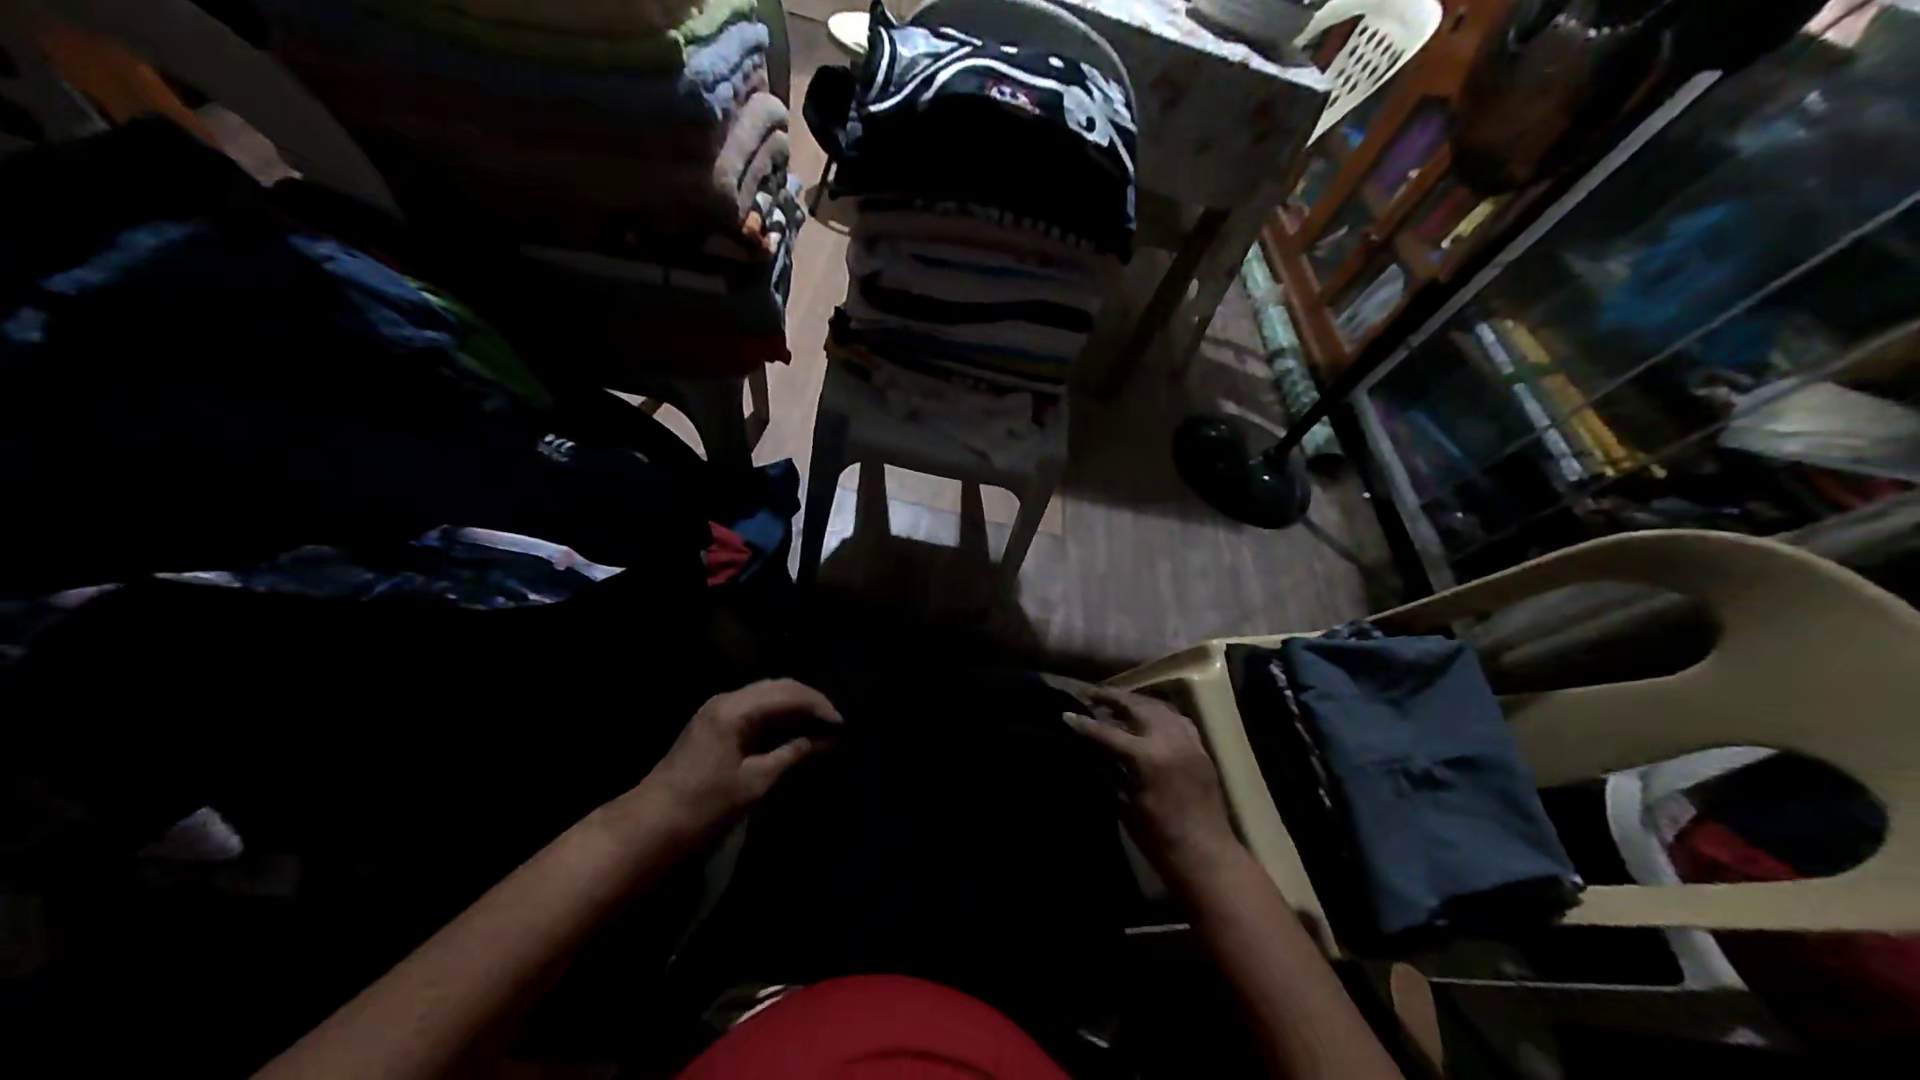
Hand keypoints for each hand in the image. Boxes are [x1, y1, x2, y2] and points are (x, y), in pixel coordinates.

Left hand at [634, 679, 842, 843]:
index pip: (789, 694)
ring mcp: (716, 710)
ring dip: (794, 707)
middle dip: (810, 702)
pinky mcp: (712, 724)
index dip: (820, 707)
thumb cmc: (705, 806)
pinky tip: (792, 732)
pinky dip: (777, 716)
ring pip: (766, 694)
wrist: (650, 827)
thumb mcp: (756, 782)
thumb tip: (828, 739)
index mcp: (736, 709)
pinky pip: (753, 707)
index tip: (843, 726)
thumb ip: (793, 754)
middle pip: (778, 687)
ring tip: (819, 728)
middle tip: (835, 724)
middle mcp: (726, 700)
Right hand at [1064, 687, 1239, 877]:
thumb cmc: (1159, 838)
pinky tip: (1147, 717)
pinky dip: (1158, 712)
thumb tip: (1086, 751)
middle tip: (1089, 695)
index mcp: (1147, 758)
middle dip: (1110, 698)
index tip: (1065, 714)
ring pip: (1158, 707)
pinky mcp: (1200, 748)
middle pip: (1135, 706)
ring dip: (1134, 701)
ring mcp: (1188, 741)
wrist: (1206, 855)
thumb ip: (1106, 772)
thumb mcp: (1123, 805)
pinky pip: (1176, 719)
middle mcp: (1169, 740)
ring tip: (1115, 703)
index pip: (1107, 732)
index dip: (1084, 724)